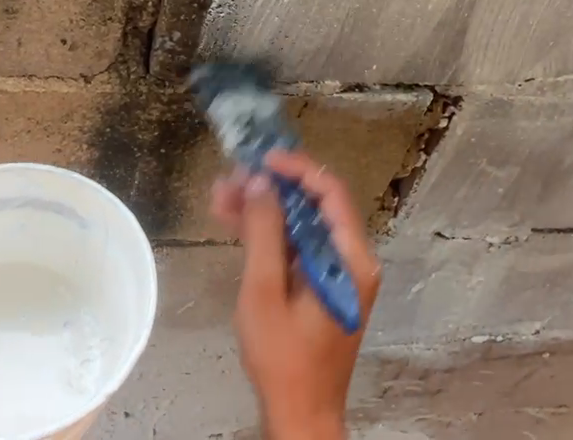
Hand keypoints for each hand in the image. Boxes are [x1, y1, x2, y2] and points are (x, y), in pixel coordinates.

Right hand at [211, 149, 380, 439]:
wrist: (299, 414)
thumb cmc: (284, 357)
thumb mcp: (265, 291)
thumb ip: (264, 233)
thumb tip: (260, 182)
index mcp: (351, 262)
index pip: (331, 194)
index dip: (297, 169)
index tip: (262, 158)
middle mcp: (350, 260)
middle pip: (313, 205)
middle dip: (271, 187)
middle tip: (232, 178)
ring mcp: (335, 272)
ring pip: (300, 222)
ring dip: (263, 207)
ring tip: (222, 194)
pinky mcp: (319, 283)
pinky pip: (296, 244)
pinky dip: (267, 231)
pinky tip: (233, 218)